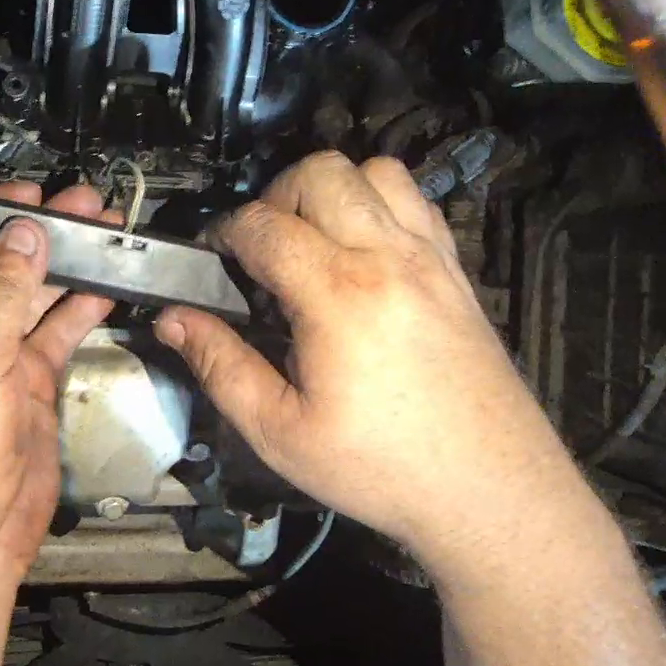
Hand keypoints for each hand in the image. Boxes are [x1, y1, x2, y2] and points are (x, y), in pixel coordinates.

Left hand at [0, 183, 116, 587]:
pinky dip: (79, 310)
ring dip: (66, 266)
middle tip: (86, 203)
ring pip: (31, 298)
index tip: (29, 190)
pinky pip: (54, 337)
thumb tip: (23, 232)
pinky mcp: (26, 388)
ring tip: (107, 230)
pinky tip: (106, 285)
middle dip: (39, 234)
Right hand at [153, 151, 576, 558]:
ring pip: (374, 171)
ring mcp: (431, 258)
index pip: (264, 224)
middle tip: (260, 249)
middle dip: (274, 196)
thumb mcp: (278, 430)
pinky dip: (377, 205)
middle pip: (320, 173)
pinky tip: (361, 253)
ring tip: (311, 242)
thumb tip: (171, 318)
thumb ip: (219, 365)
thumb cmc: (380, 467)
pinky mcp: (457, 272)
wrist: (494, 495)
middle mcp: (387, 257)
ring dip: (330, 191)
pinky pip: (416, 201)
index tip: (210, 260)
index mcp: (337, 294)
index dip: (224, 233)